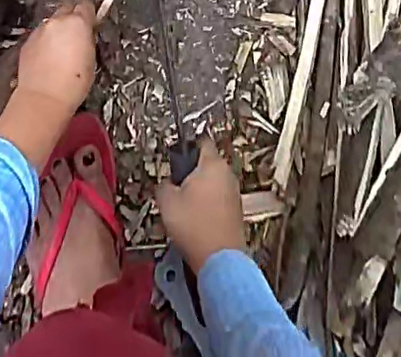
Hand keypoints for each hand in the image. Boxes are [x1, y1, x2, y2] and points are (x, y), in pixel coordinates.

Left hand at [14, 0, 97, 114]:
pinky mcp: (28, 42)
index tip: (91, 19)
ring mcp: (41, 30)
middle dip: (72, 17)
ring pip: (52, 22)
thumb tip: (87, 33)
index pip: (86, 4)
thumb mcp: (92, 57)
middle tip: (77, 34)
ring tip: (61, 49)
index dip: (90, 12)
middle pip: (67, 8)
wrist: (44, 99)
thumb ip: (89, 38)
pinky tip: (48, 57)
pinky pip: (40, 35)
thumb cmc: (73, 83)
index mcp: (78, 22)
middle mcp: (58, 21)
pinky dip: (45, 41)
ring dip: (58, 30)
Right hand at [156, 138, 244, 269]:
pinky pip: (219, 199)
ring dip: (201, 190)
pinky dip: (209, 205)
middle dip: (191, 173)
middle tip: (176, 187)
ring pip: (213, 182)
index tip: (177, 156)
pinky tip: (197, 221)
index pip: (201, 141)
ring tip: (185, 208)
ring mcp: (234, 191)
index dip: (187, 147)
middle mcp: (227, 173)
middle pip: (207, 163)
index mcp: (212, 163)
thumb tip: (165, 184)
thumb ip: (163, 185)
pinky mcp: (236, 210)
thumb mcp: (167, 202)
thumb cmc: (194, 226)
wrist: (219, 259)